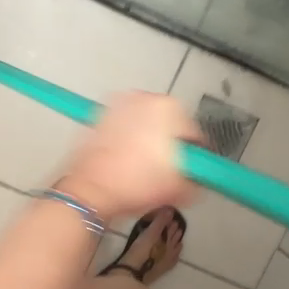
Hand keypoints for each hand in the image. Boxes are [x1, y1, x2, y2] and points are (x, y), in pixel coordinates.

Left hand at [55, 92, 201, 222]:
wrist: (90, 189)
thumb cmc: (133, 184)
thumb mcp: (179, 188)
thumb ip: (198, 179)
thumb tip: (198, 178)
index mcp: (170, 108)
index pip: (193, 134)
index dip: (193, 157)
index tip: (189, 170)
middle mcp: (145, 98)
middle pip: (168, 125)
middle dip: (169, 146)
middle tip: (165, 170)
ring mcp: (120, 105)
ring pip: (145, 126)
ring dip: (148, 142)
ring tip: (143, 168)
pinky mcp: (100, 116)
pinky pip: (124, 129)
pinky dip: (128, 140)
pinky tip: (126, 162)